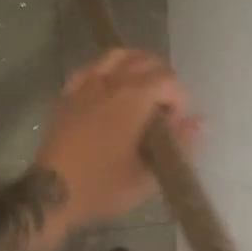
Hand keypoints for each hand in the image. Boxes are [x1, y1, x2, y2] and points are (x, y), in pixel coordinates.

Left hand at [33, 49, 198, 230]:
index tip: (177, 123)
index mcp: (133, 99)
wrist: (50, 194)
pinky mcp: (66, 96)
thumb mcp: (147, 175)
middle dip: (162, 78)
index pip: (168, 80)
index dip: (179, 98)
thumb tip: (200, 123)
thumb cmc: (102, 187)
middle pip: (144, 61)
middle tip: (164, 107)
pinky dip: (105, 71)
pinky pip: (89, 69)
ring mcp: (85, 86)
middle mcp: (110, 83)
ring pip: (115, 56)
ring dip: (135, 65)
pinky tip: (108, 88)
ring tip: (142, 89)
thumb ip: (178, 145)